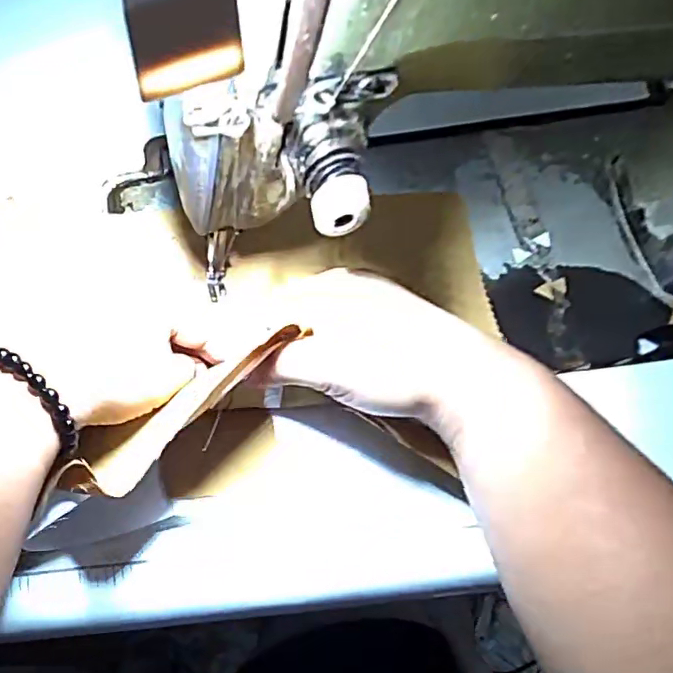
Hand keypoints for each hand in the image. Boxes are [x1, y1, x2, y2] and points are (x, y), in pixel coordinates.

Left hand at [0, 295, 209, 426]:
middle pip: (164, 317)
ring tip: (136, 370)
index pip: (198, 326)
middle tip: (181, 370)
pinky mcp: (63, 306)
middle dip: (175, 341)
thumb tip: (191, 365)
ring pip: (132, 318)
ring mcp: (92, 294)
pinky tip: (105, 363)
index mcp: (158, 299)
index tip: (220, 363)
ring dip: (141, 339)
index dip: (214, 351)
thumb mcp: (163, 383)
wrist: (42, 385)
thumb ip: (189, 371)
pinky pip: (100, 323)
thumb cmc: (105, 382)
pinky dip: (109, 339)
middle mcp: (126, 286)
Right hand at [174, 269, 521, 430]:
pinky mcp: (385, 328)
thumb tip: (238, 364)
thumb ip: (280, 361)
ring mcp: (369, 306)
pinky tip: (305, 355)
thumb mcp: (330, 366)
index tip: (206, 347)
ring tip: (253, 357)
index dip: (234, 330)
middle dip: (250, 332)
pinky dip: (304, 342)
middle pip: (282, 310)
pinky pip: (328, 328)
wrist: (466, 383)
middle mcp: (348, 290)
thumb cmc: (401, 368)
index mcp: (332, 290)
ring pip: (305, 319)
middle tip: (221, 354)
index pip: (266, 308)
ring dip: (276, 337)